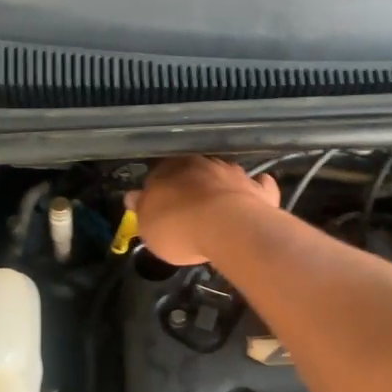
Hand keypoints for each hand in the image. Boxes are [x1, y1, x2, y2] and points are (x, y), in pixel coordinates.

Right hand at [125, 156, 279, 265]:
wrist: (227, 227)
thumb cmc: (178, 227)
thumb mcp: (148, 226)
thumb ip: (141, 208)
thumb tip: (131, 196)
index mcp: (171, 168)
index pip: (159, 175)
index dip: (159, 193)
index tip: (159, 210)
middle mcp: (203, 163)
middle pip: (193, 173)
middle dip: (190, 187)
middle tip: (188, 211)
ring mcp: (234, 173)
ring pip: (223, 175)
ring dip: (220, 187)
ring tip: (218, 210)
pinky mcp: (260, 189)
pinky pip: (258, 185)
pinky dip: (256, 189)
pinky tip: (255, 197)